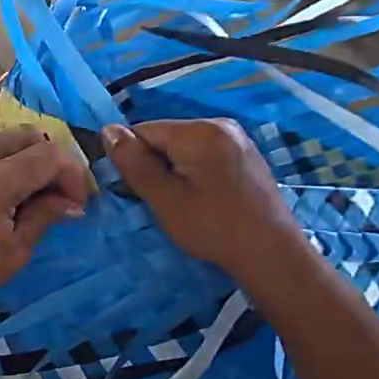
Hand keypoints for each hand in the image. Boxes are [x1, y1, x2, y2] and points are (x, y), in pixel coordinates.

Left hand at [0, 128, 89, 333]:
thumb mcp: (15, 250)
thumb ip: (44, 216)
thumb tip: (71, 202)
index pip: (50, 156)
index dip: (73, 175)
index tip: (79, 203)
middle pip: (28, 135)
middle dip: (50, 159)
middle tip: (57, 193)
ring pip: (2, 140)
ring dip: (24, 158)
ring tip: (29, 195)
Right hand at [103, 119, 302, 284]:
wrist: (271, 254)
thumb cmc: (214, 228)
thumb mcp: (165, 198)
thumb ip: (134, 163)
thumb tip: (107, 130)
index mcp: (199, 131)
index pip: (143, 131)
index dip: (134, 160)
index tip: (142, 191)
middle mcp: (219, 124)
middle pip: (164, 137)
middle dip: (155, 165)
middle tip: (166, 201)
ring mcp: (236, 138)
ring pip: (181, 148)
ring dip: (173, 171)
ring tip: (185, 202)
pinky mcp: (243, 153)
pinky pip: (202, 154)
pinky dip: (193, 173)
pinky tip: (203, 199)